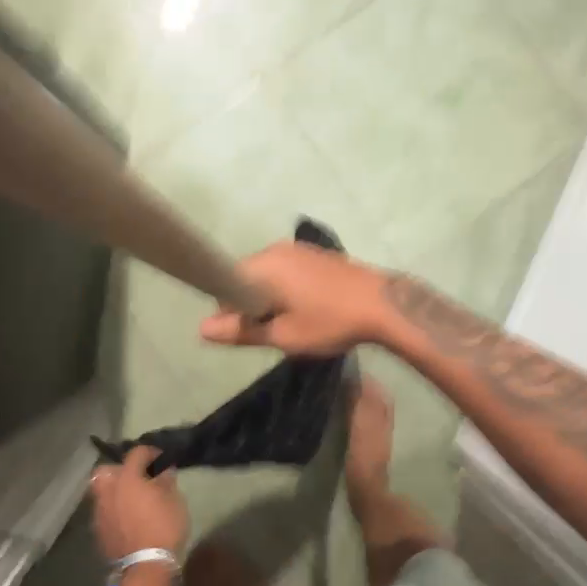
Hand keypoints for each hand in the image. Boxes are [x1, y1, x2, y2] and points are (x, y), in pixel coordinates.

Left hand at [90, 447, 187, 560]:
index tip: (161, 458)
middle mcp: (108, 491)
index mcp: (127, 478)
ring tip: (132, 499)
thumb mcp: (174, 500)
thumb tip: (164, 471)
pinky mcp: (99, 531)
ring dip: (115, 491)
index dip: (150, 452)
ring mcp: (100, 512)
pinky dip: (113, 509)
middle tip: (136, 478)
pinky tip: (127, 517)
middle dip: (119, 469)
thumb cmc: (164, 527)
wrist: (145, 566)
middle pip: (106, 470)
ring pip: (102, 492)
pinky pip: (104, 511)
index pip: (136, 454)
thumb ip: (167, 481)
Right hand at [199, 241, 391, 356]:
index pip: (224, 282)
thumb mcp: (283, 335)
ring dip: (271, 299)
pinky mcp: (316, 255)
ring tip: (293, 324)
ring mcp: (298, 249)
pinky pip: (287, 272)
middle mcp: (275, 250)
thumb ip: (241, 331)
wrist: (384, 306)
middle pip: (245, 278)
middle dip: (251, 305)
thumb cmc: (330, 322)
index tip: (246, 331)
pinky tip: (308, 310)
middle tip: (273, 333)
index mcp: (262, 265)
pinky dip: (288, 291)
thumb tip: (202, 329)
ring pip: (267, 276)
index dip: (229, 310)